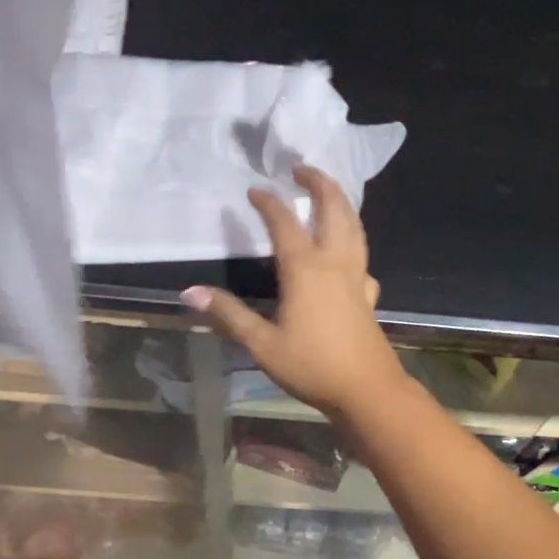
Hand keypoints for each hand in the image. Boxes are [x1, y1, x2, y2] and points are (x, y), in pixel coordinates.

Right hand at [183, 166, 409, 418]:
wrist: (366, 390)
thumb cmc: (311, 365)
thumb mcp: (262, 344)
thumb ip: (229, 315)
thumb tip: (190, 292)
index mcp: (305, 269)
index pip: (285, 223)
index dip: (269, 203)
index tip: (255, 190)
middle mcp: (335, 263)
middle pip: (334, 210)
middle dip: (320, 184)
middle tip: (303, 168)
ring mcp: (356, 278)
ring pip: (355, 228)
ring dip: (342, 204)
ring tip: (330, 195)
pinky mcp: (368, 296)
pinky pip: (363, 259)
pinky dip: (354, 244)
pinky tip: (349, 258)